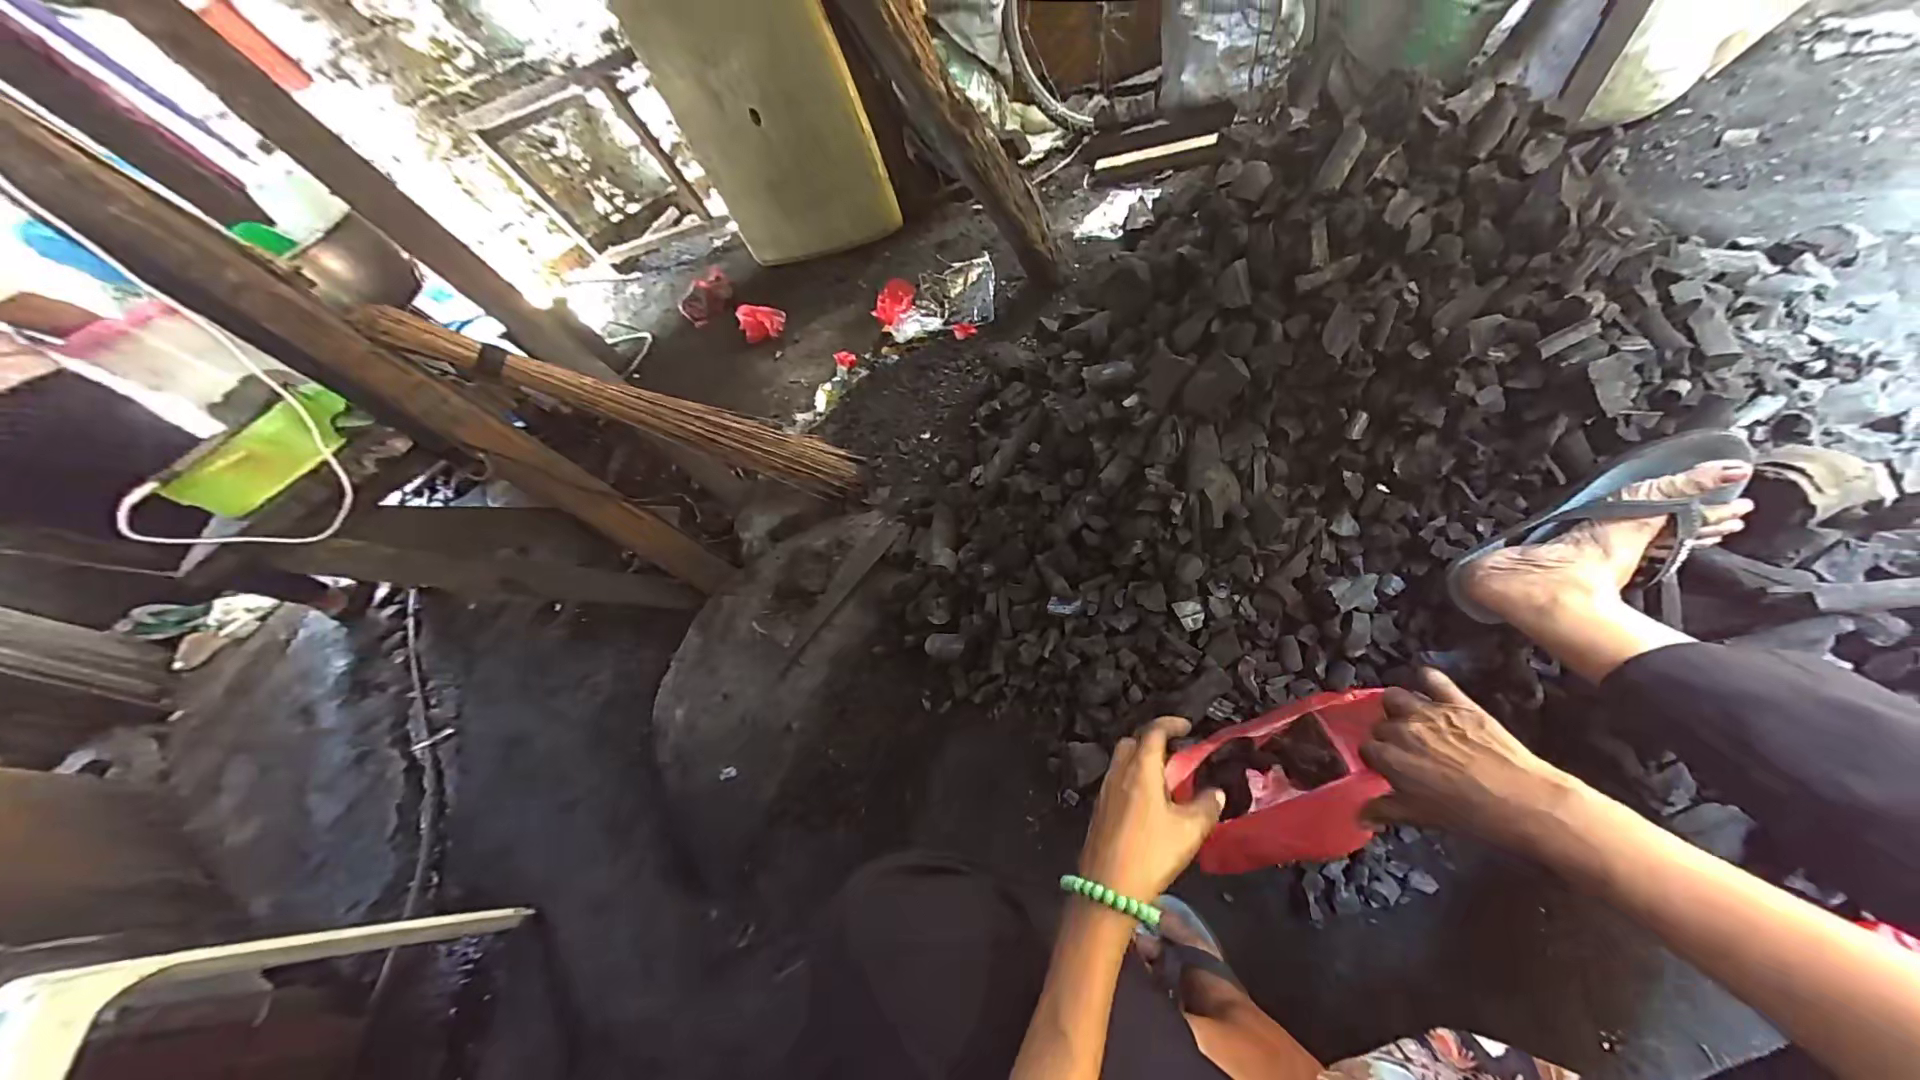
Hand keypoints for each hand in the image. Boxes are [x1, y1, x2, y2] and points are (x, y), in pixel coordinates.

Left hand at [1077, 716, 1224, 900]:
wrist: (1108, 887)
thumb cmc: (1151, 852)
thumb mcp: (1189, 831)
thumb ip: (1205, 807)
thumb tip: (1215, 793)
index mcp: (1140, 769)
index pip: (1152, 732)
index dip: (1170, 723)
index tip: (1186, 726)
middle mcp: (1118, 773)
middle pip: (1132, 742)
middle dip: (1154, 741)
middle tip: (1176, 756)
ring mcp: (1105, 791)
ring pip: (1122, 762)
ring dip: (1142, 762)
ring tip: (1167, 782)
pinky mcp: (1099, 809)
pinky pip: (1117, 782)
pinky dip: (1133, 780)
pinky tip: (1149, 805)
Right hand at [1360, 669, 1579, 853]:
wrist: (1527, 802)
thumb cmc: (1470, 814)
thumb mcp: (1420, 818)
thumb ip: (1383, 810)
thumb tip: (1360, 815)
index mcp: (1389, 757)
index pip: (1367, 748)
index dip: (1377, 758)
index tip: (1390, 768)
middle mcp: (1402, 729)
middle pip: (1380, 724)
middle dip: (1389, 736)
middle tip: (1407, 752)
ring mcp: (1429, 712)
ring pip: (1394, 697)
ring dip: (1397, 708)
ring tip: (1412, 722)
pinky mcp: (1457, 702)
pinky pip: (1432, 678)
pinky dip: (1427, 680)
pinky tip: (1430, 691)